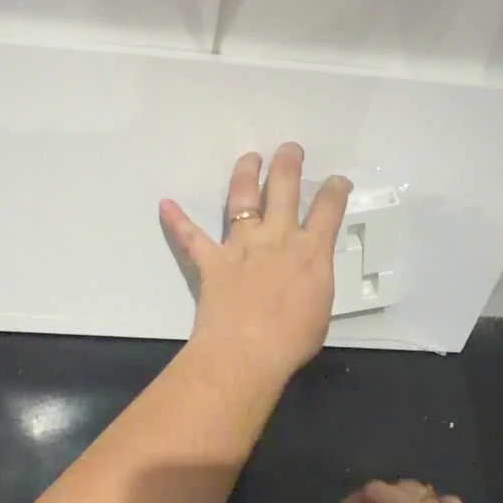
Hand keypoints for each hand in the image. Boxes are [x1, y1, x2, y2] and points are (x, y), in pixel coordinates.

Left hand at [160, 143, 352, 379]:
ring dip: (246, 173)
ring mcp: (242, 247)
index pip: (329, 209)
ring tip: (249, 158)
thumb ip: (314, 285)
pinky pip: (191, 238)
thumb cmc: (291, 340)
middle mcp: (277, 238)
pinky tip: (165, 205)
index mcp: (312, 252)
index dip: (335, 190)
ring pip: (243, 199)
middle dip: (288, 163)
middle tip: (289, 150)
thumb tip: (307, 281)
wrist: (247, 352)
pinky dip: (177, 221)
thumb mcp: (320, 311)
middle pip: (284, 187)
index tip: (336, 181)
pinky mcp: (212, 262)